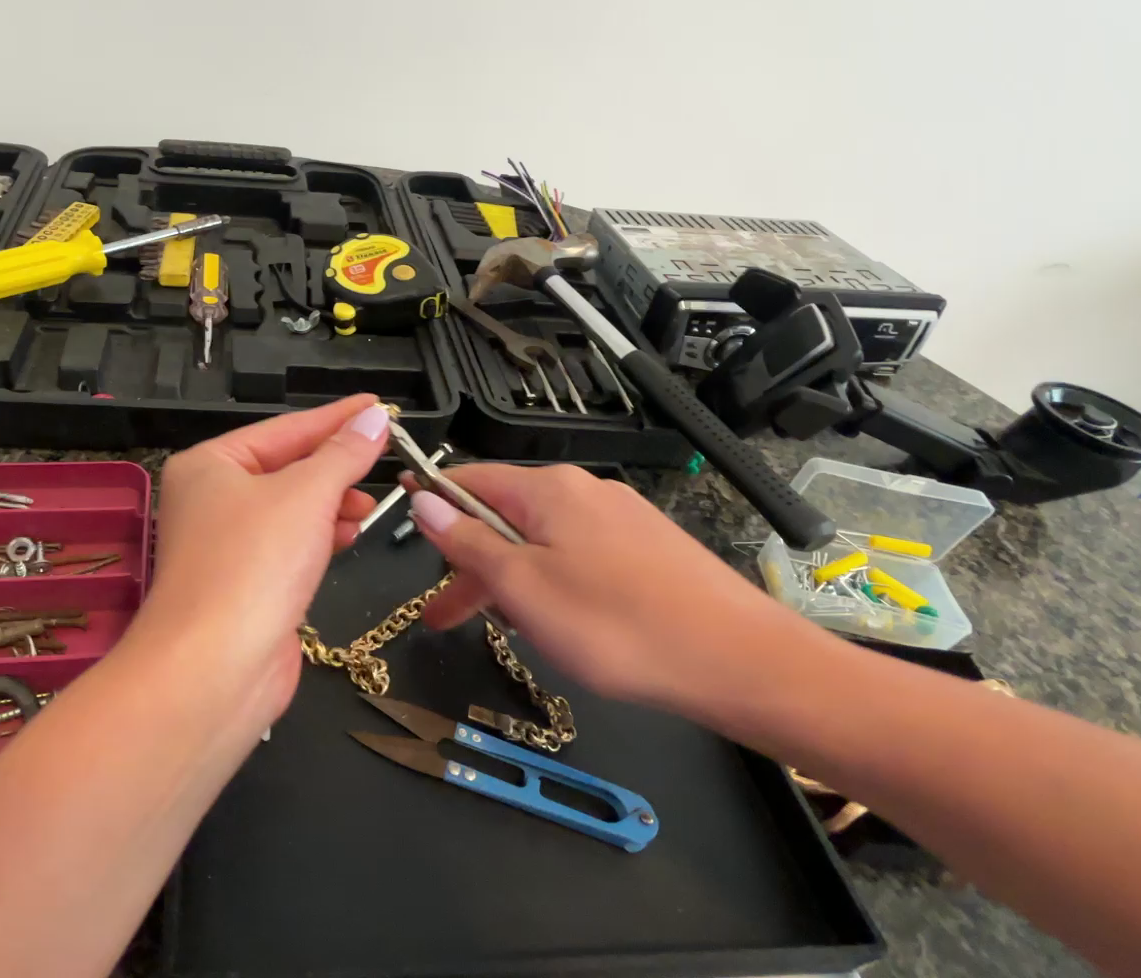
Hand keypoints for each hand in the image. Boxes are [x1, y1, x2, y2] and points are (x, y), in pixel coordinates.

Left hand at [124, 395, 391, 728]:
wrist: (215, 666)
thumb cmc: (254, 563)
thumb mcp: (306, 494)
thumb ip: (344, 454)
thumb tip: (376, 417)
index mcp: (210, 465)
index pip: (284, 429)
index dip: (336, 417)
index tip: (379, 405)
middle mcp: (212, 500)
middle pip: (287, 468)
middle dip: (336, 467)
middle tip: (386, 457)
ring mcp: (227, 545)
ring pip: (292, 510)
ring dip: (333, 504)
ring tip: (370, 506)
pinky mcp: (248, 584)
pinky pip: (292, 546)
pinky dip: (322, 537)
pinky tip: (349, 536)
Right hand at [408, 463, 820, 713]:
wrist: (738, 660)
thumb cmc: (615, 625)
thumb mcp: (521, 587)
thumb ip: (467, 542)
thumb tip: (424, 501)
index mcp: (548, 489)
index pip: (468, 479)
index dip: (431, 501)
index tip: (402, 520)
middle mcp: (584, 490)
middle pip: (504, 517)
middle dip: (468, 563)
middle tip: (441, 616)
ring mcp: (621, 518)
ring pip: (541, 542)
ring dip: (508, 580)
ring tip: (498, 628)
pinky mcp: (647, 548)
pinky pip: (577, 556)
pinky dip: (549, 583)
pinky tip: (555, 621)